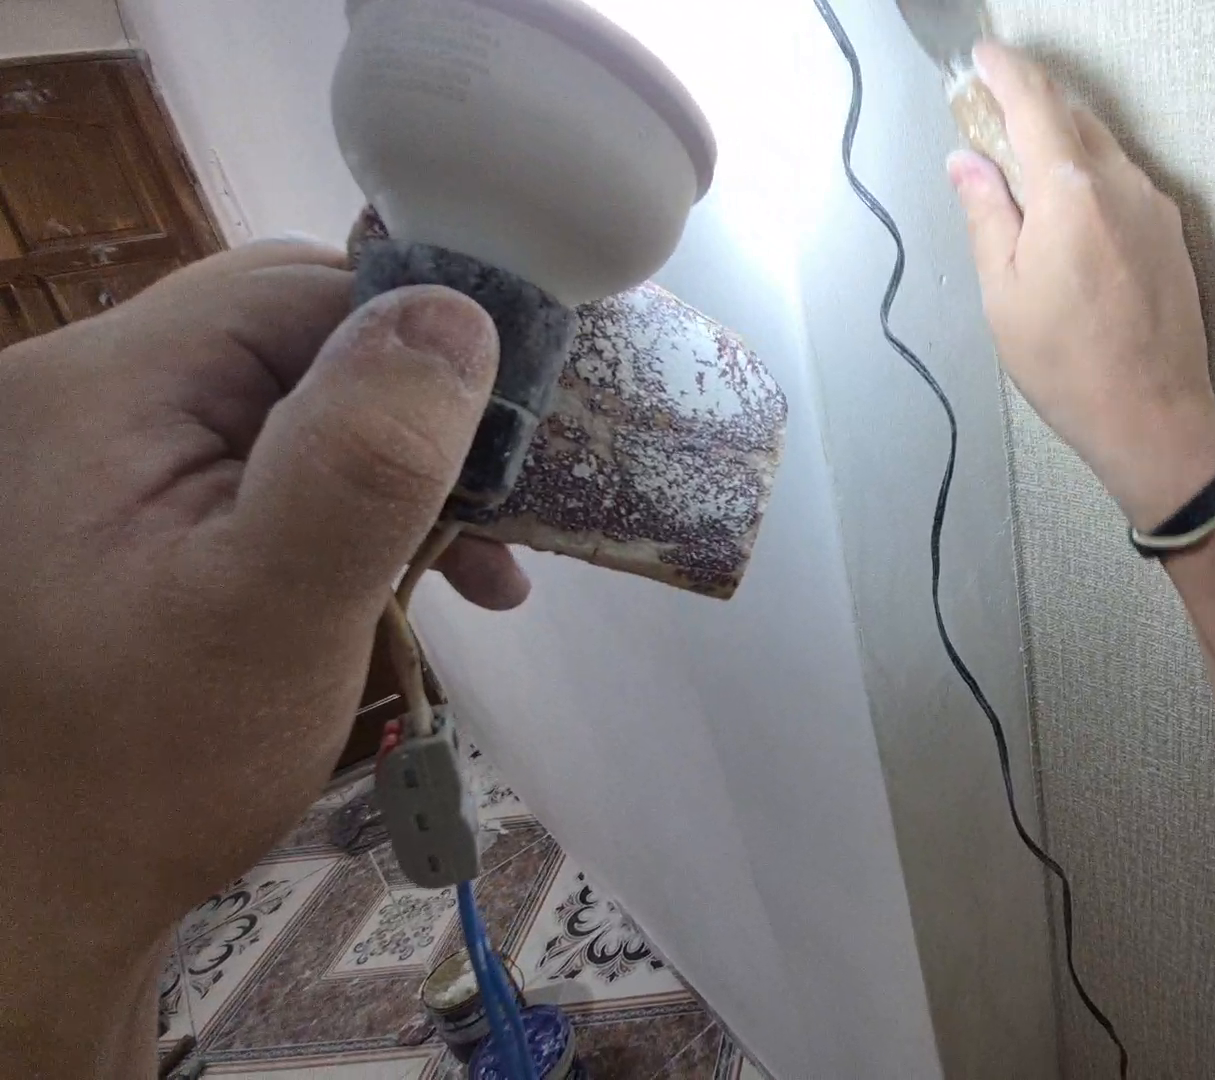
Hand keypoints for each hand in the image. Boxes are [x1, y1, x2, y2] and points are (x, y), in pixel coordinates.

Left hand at [0, 243, 521, 1068]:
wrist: (41, 888)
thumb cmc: (158, 757)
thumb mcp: (282, 602)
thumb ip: (366, 456)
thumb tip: (462, 316)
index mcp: (109, 390)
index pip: (306, 295)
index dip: (428, 341)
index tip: (521, 422)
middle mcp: (110, 398)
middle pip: (321, 343)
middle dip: (437, 415)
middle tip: (511, 498)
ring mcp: (142, 458)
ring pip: (331, 407)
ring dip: (428, 472)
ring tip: (490, 558)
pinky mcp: (180, 510)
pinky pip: (313, 468)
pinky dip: (392, 510)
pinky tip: (445, 573)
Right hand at [950, 42, 1214, 526]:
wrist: (1152, 416)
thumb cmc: (1071, 368)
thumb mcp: (1005, 297)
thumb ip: (986, 217)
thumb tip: (967, 163)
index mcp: (1071, 195)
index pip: (1034, 103)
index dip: (1002, 73)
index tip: (980, 59)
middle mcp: (1122, 186)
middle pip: (1072, 117)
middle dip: (1028, 108)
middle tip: (990, 123)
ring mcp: (1155, 208)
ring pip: (1102, 149)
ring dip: (1061, 146)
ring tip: (1026, 178)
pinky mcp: (1172, 234)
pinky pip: (1125, 183)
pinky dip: (1091, 178)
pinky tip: (1070, 216)